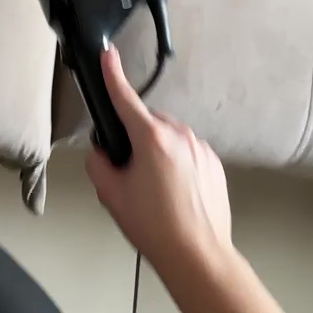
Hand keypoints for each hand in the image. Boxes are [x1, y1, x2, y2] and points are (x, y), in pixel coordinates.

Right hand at [85, 48, 232, 268]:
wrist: (200, 258)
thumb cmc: (155, 227)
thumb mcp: (111, 194)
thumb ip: (98, 163)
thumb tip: (102, 152)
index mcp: (151, 138)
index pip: (125, 98)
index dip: (113, 73)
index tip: (108, 53)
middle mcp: (179, 135)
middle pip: (147, 122)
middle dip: (136, 137)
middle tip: (132, 172)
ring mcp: (200, 148)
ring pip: (168, 136)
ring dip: (158, 150)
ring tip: (157, 188)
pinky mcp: (214, 163)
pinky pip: (188, 151)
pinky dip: (178, 162)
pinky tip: (176, 192)